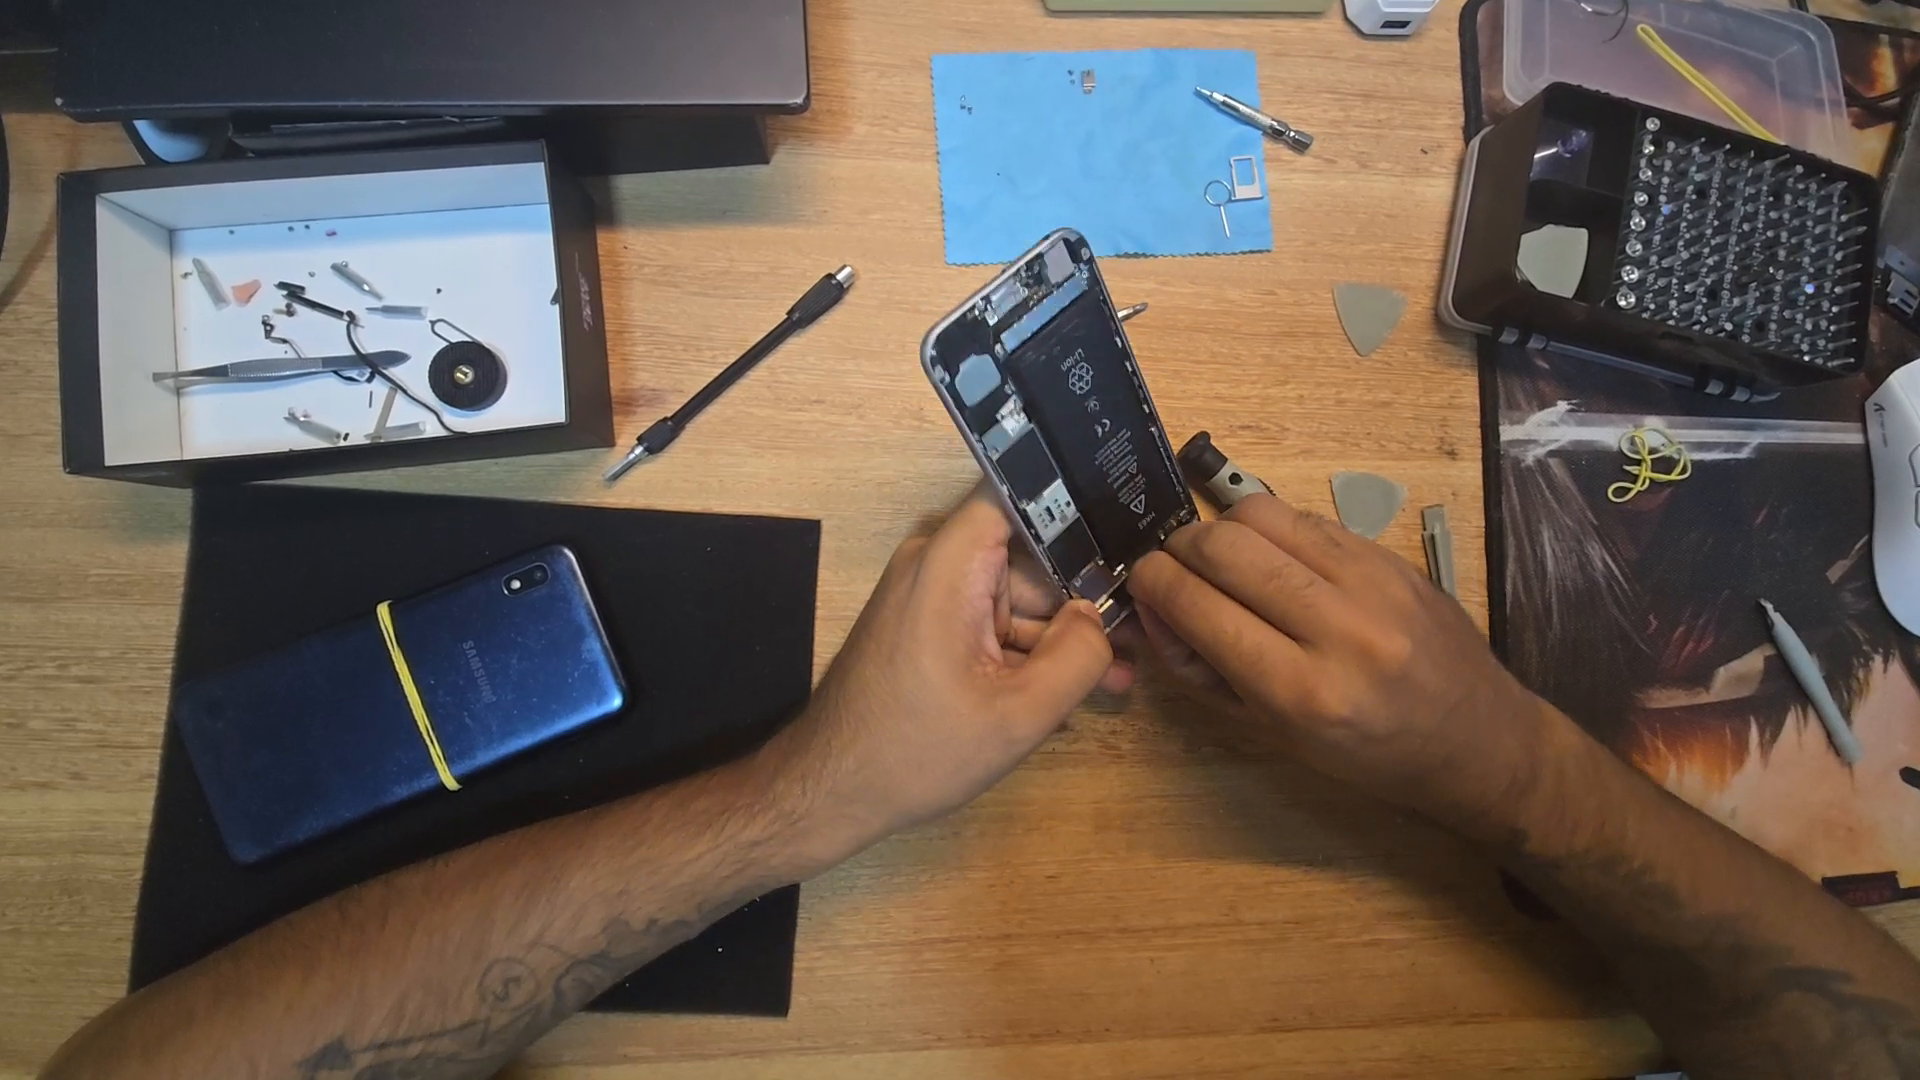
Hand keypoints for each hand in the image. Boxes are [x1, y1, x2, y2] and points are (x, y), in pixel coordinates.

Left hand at [767, 489, 1129, 863]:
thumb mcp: (1018, 713)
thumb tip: (1100, 617)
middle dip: (1078, 601)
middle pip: (1028, 558)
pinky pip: (991, 623)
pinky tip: (1063, 693)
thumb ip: (1079, 657)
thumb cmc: (918, 750)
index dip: (1075, 502)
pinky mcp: (931, 623)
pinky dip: (1024, 653)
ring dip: (1057, 638)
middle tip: (1133, 642)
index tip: (1124, 531)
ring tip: (1113, 679)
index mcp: (950, 561)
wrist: (833, 790)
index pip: (1017, 491)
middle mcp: (937, 562)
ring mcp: (932, 594)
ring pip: (1016, 598)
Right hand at [1128, 495, 1558, 835]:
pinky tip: (1268, 557)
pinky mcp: (1389, 555)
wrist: (1481, 740)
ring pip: (1259, 514)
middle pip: (1223, 547)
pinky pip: (1302, 516)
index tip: (1140, 581)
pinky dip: (1265, 529)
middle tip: (1173, 566)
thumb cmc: (1364, 754)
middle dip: (1177, 548)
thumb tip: (1150, 605)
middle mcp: (1339, 629)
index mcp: (1301, 691)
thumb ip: (1198, 667)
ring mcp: (1372, 582)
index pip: (1198, 607)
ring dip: (1218, 528)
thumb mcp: (1269, 731)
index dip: (1150, 583)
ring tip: (1219, 557)